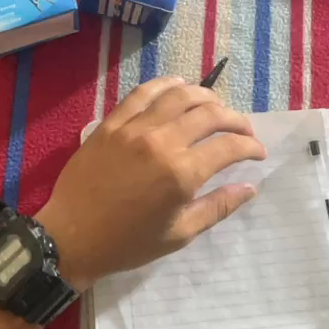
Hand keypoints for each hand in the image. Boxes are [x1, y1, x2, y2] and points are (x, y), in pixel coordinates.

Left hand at [36, 76, 265, 287]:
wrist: (71, 237)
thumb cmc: (127, 243)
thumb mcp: (179, 234)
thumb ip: (217, 207)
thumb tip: (249, 187)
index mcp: (181, 174)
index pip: (229, 147)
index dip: (250, 146)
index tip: (257, 152)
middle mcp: (161, 142)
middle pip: (210, 114)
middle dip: (235, 119)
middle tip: (243, 129)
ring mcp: (134, 128)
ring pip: (179, 96)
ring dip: (205, 96)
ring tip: (215, 106)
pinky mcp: (111, 123)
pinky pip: (142, 93)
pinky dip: (165, 85)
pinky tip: (178, 87)